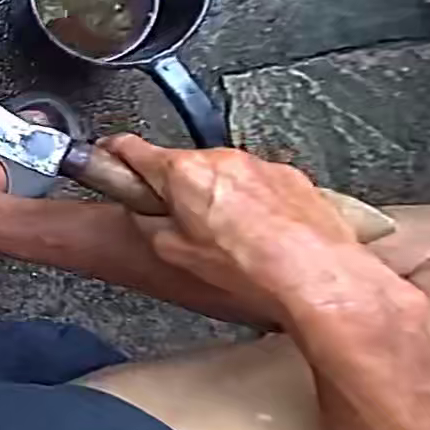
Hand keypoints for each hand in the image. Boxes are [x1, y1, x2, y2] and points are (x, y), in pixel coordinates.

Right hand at [102, 134, 425, 336]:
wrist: (322, 282)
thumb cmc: (251, 268)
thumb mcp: (170, 250)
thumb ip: (147, 221)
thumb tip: (146, 213)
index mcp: (181, 171)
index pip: (128, 147)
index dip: (111, 152)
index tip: (107, 155)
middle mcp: (220, 159)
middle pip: (178, 163)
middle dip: (171, 185)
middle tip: (175, 218)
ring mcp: (260, 167)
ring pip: (219, 173)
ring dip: (213, 193)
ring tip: (225, 233)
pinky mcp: (292, 179)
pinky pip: (255, 182)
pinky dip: (249, 201)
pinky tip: (256, 232)